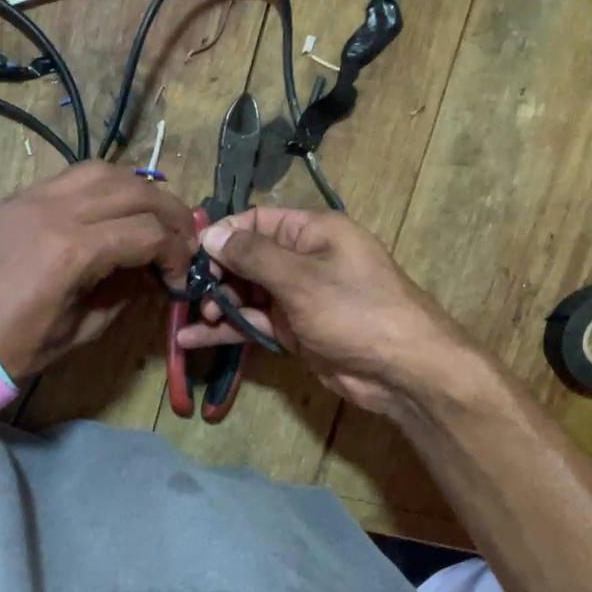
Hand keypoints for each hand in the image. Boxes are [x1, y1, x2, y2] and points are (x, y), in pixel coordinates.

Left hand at [0, 162, 196, 378]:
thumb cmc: (20, 345)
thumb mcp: (83, 328)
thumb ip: (125, 293)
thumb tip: (153, 273)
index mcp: (73, 252)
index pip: (147, 232)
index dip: (175, 252)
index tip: (178, 276)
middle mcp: (56, 211)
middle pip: (134, 190)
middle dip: (169, 213)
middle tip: (184, 237)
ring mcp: (33, 198)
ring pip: (103, 171)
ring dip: (138, 190)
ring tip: (153, 216)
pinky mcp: (19, 197)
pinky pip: (70, 177)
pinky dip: (101, 186)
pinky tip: (112, 209)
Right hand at [175, 208, 475, 413]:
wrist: (402, 370)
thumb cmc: (356, 311)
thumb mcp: (301, 278)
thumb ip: (252, 255)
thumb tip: (210, 234)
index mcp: (312, 232)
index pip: (256, 221)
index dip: (222, 234)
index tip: (189, 253)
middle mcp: (303, 260)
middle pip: (246, 258)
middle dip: (215, 274)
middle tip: (191, 293)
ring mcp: (298, 297)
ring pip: (246, 293)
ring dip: (217, 304)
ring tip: (192, 317)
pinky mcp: (294, 331)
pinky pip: (253, 323)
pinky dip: (227, 330)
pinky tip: (193, 339)